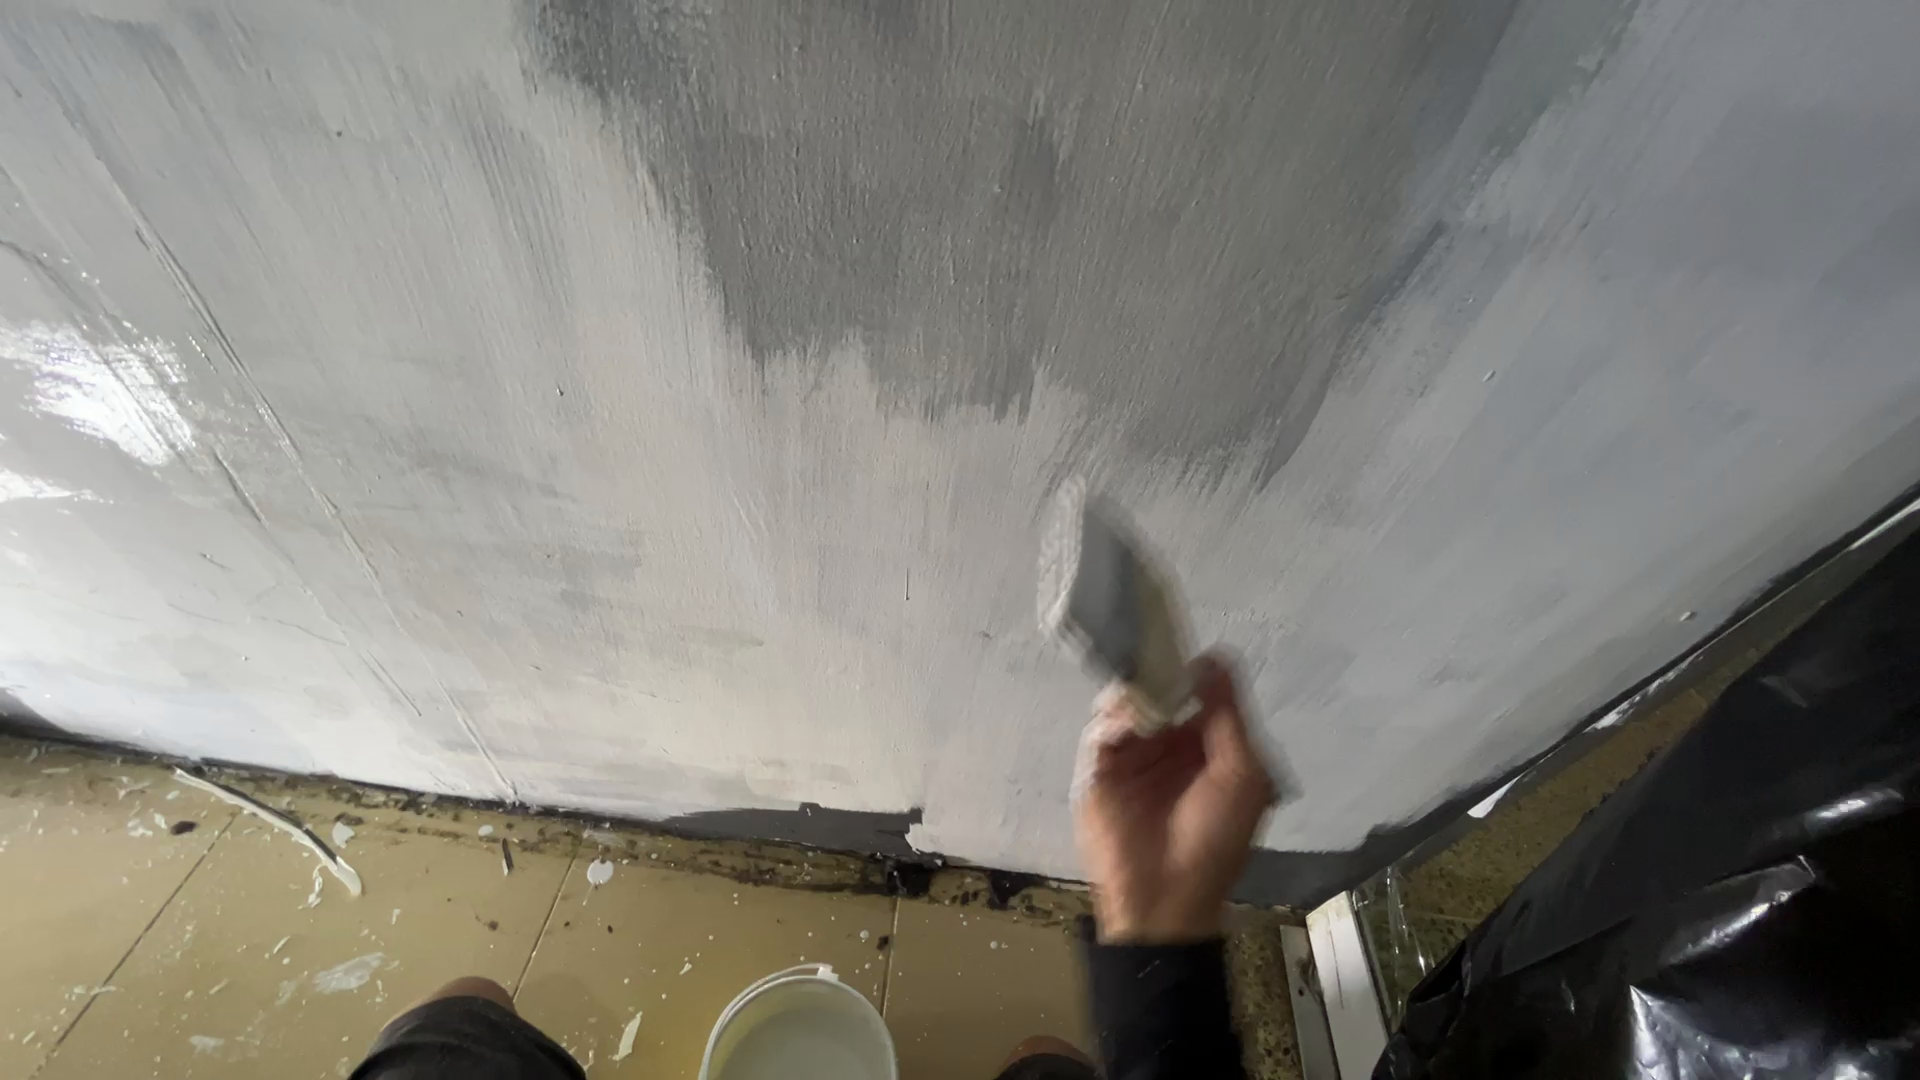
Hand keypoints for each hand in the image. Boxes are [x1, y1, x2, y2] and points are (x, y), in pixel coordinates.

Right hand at [1073, 653, 1277, 942]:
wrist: (1167, 898)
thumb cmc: (1216, 838)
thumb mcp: (1242, 776)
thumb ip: (1228, 716)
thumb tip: (1213, 657)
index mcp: (1204, 745)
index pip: (1193, 693)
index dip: (1187, 670)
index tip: (1177, 647)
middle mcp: (1165, 744)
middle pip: (1154, 693)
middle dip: (1152, 674)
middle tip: (1149, 659)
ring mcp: (1130, 756)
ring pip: (1123, 707)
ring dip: (1129, 697)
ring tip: (1138, 699)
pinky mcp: (1097, 771)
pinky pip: (1099, 734)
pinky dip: (1109, 723)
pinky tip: (1124, 726)